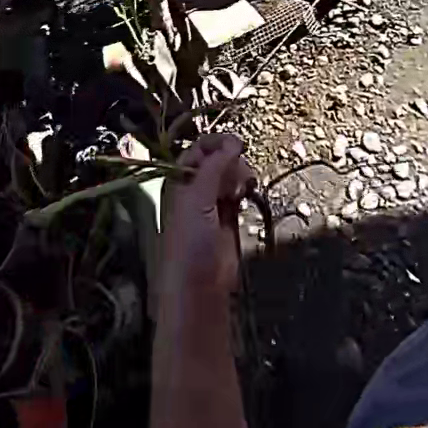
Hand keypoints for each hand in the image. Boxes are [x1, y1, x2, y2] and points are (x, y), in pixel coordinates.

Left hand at [160, 133, 253, 307]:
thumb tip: (233, 142)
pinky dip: (244, 188)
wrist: (200, 284)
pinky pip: (238, 192)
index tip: (236, 144)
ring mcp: (212, 202)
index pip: (199, 149)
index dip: (217, 144)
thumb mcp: (197, 198)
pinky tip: (247, 192)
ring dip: (240, 174)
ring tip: (244, 186)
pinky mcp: (228, 217)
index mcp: (180, 179)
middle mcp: (195, 187)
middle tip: (240, 173)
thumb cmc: (190, 240)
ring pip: (230, 175)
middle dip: (231, 160)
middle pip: (217, 160)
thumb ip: (214, 168)